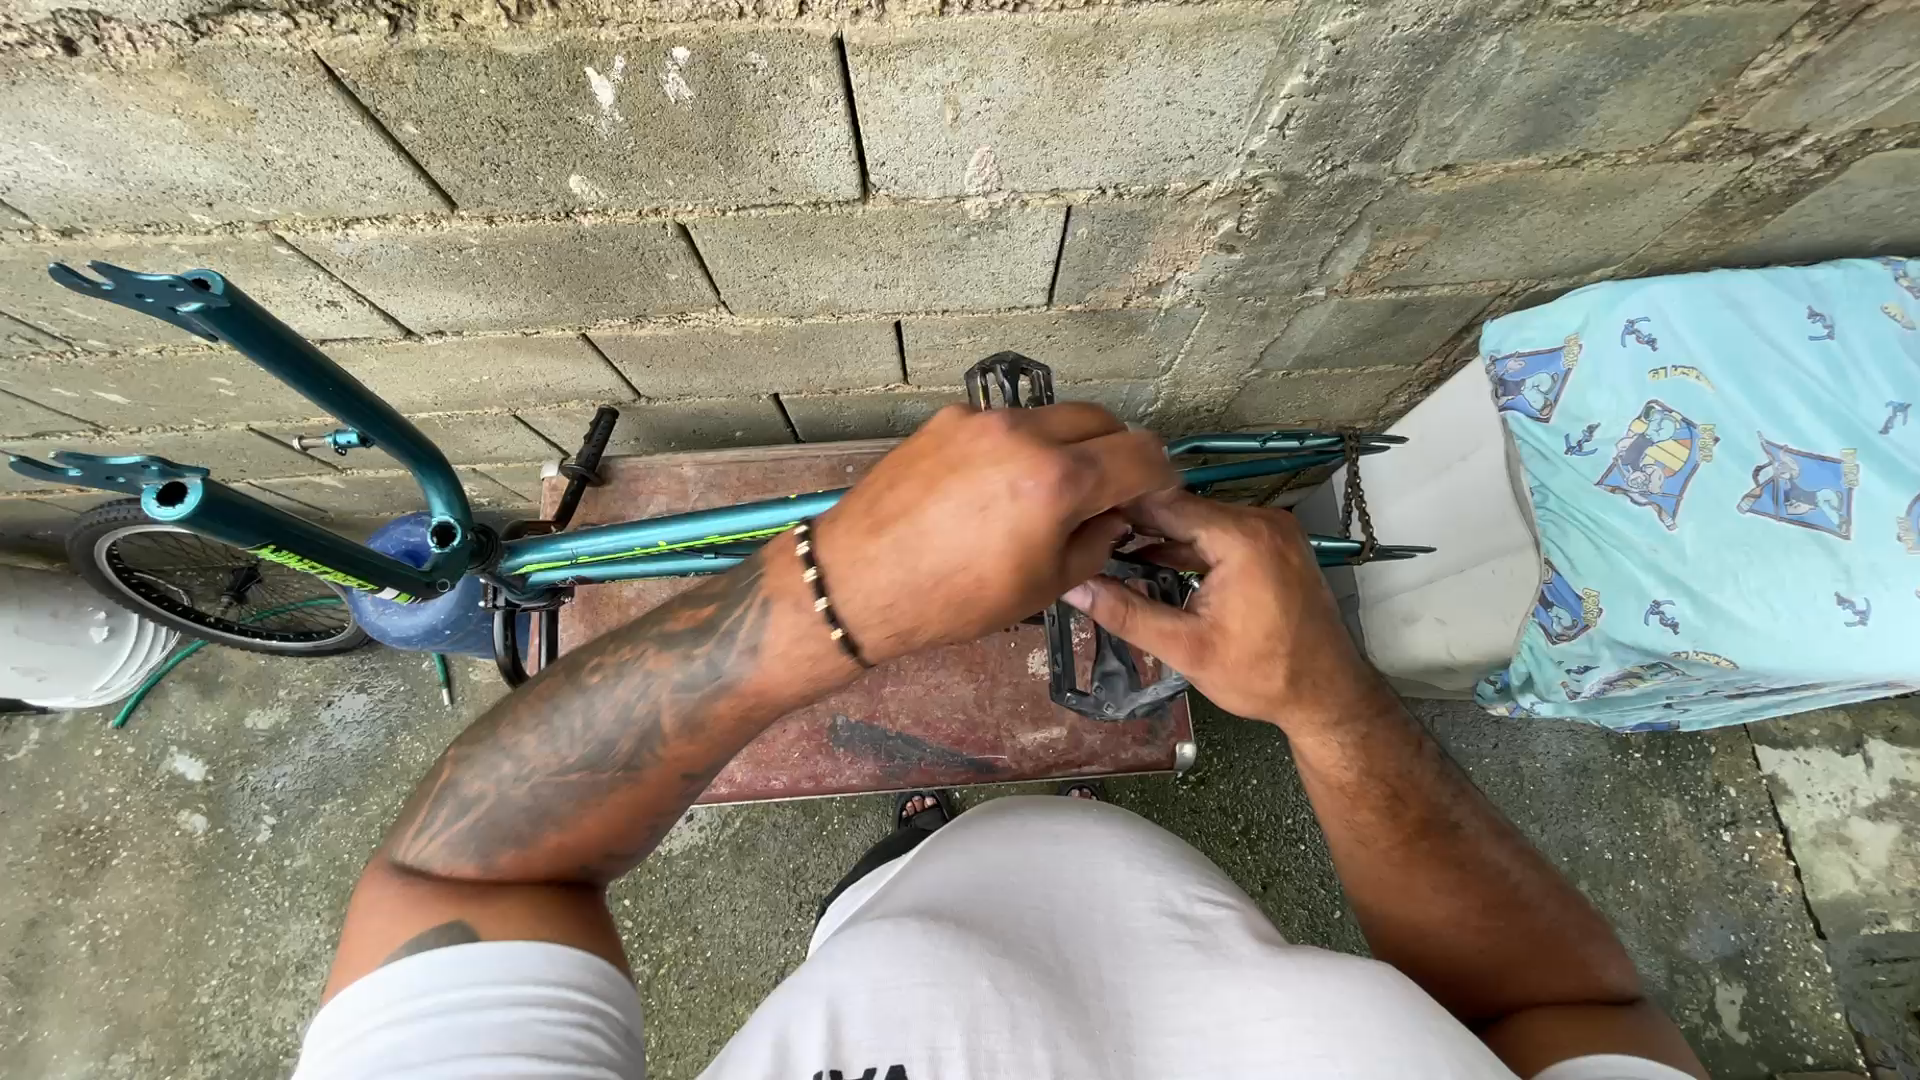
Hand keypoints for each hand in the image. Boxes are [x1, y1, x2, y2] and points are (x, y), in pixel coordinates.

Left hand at [812, 403, 1175, 663]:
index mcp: (1056, 479)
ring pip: (1052, 417)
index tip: (1151, 497)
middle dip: (1115, 455)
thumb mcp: (1042, 587)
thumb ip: (1095, 542)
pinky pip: (1005, 423)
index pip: (1142, 453)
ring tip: (1044, 492)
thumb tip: (1112, 515)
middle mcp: (1023, 432)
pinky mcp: (947, 418)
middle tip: (1102, 494)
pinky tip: (994, 485)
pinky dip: (1019, 446)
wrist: (859, 580)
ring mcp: (981, 419)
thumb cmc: (953, 599)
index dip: (1160, 477)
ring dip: (1067, 446)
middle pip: (1102, 420)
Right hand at [1061, 489, 1386, 731]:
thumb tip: (1072, 588)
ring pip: (1199, 520)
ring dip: (1160, 536)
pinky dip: (1188, 546)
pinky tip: (1154, 562)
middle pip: (1182, 508)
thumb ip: (1125, 612)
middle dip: (1135, 523)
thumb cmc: (1261, 675)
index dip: (1118, 509)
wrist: (1330, 697)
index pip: (1164, 502)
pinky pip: (1220, 533)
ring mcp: (1272, 530)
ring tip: (1110, 550)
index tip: (1078, 520)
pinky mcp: (1275, 545)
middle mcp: (1260, 520)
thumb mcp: (1185, 648)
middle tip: (1087, 538)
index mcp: (1241, 536)